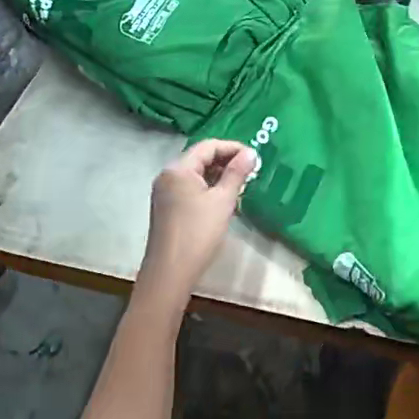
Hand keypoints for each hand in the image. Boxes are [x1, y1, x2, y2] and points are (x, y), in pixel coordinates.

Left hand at [141, 140, 257, 294]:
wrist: (170, 271)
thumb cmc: (198, 233)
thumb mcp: (223, 201)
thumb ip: (237, 173)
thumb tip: (251, 153)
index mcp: (178, 168)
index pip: (208, 146)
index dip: (233, 148)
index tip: (255, 157)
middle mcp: (167, 174)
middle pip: (200, 158)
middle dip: (226, 161)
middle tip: (251, 171)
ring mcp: (164, 191)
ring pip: (195, 174)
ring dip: (217, 175)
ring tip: (241, 185)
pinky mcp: (165, 206)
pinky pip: (189, 187)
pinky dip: (207, 187)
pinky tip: (222, 199)